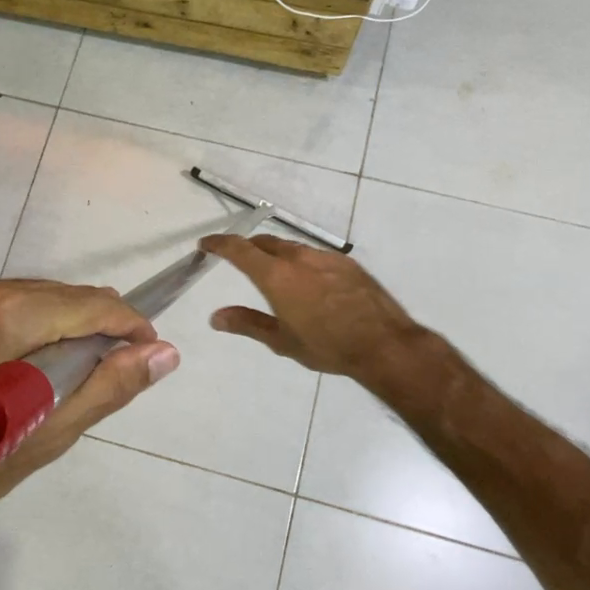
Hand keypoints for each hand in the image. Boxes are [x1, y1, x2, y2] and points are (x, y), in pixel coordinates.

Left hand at [0, 275, 179, 549]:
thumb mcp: (39, 438)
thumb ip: (105, 388)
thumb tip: (164, 353)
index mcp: (2, 316)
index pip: (89, 303)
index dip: (128, 325)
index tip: (147, 353)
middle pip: (58, 295)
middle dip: (92, 328)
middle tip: (107, 376)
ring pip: (26, 298)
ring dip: (56, 329)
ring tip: (64, 380)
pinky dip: (20, 331)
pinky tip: (18, 373)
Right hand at [199, 234, 438, 383]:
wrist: (383, 344)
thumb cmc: (326, 346)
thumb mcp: (281, 341)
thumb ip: (247, 324)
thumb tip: (216, 317)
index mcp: (276, 275)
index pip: (240, 249)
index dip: (219, 244)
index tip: (206, 244)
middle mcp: (299, 258)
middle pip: (266, 243)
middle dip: (248, 247)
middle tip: (238, 258)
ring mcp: (326, 258)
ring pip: (292, 248)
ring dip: (276, 255)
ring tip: (273, 272)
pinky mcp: (347, 264)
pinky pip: (315, 256)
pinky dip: (301, 262)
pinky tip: (308, 282)